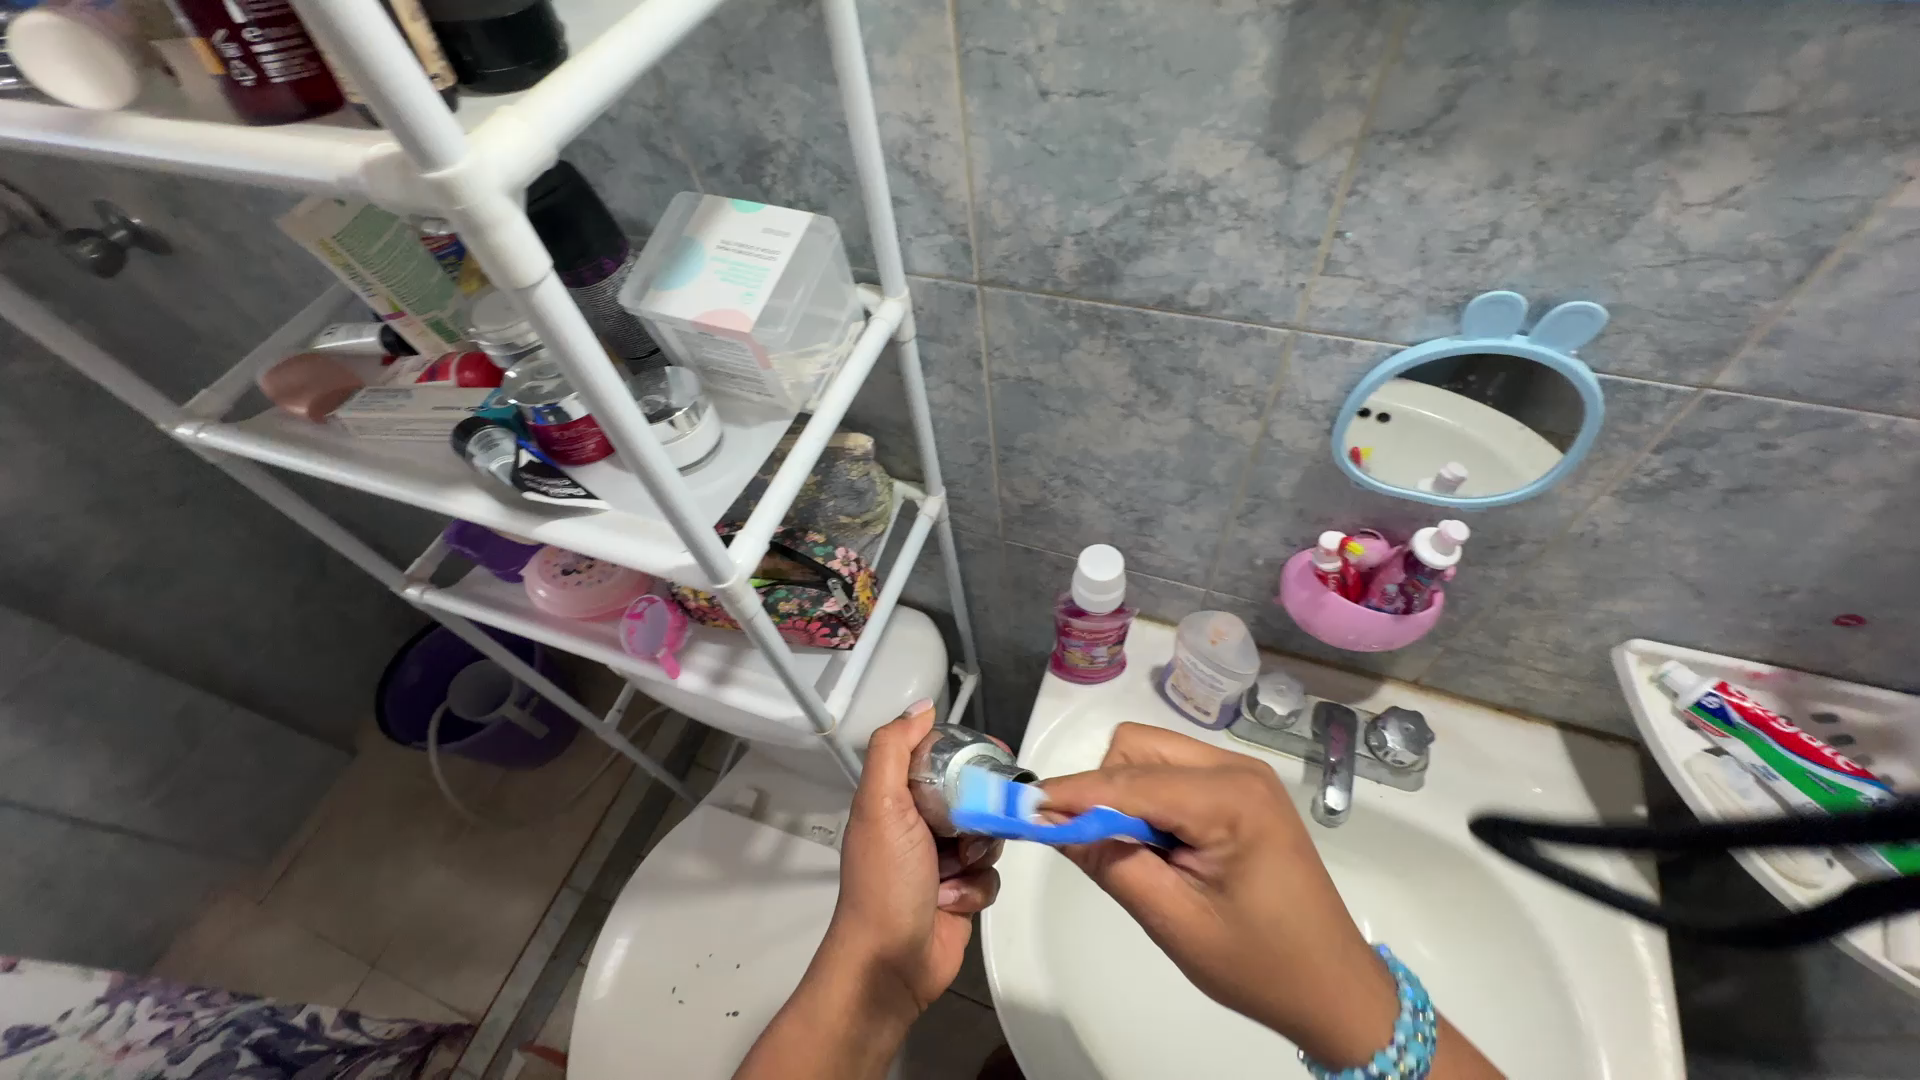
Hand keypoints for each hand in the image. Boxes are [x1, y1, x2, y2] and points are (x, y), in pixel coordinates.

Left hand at [819, 701, 1002, 1012]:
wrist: (890, 963)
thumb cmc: (884, 879)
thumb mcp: (880, 803)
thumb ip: (895, 749)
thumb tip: (923, 706)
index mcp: (895, 798)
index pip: (940, 757)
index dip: (968, 751)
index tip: (996, 753)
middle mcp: (919, 824)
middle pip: (972, 795)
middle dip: (981, 810)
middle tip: (981, 821)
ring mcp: (942, 860)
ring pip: (987, 834)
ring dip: (978, 853)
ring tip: (956, 868)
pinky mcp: (962, 893)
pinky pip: (990, 874)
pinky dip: (977, 887)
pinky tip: (953, 900)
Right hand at [1041, 723, 1397, 1067]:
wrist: (1334, 987)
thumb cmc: (1259, 965)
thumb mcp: (1174, 921)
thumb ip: (1109, 862)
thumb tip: (1050, 823)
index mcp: (1231, 798)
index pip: (1129, 781)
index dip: (1072, 794)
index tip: (1023, 808)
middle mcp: (1236, 768)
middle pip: (1136, 748)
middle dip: (1103, 790)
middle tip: (1101, 848)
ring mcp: (1241, 773)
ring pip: (1149, 753)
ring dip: (1125, 793)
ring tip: (1142, 853)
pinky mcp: (1240, 787)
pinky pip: (1171, 770)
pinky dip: (1147, 797)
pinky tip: (1161, 844)